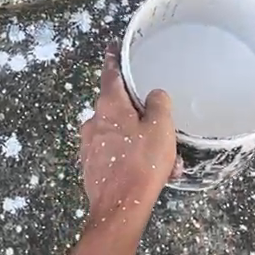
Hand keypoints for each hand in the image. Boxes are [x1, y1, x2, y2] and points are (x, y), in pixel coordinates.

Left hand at [79, 48, 177, 221]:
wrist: (119, 208)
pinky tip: (151, 174)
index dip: (113, 58)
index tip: (112, 46)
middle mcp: (93, 121)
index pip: (110, 73)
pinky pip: (115, 153)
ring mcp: (89, 144)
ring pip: (119, 133)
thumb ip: (158, 104)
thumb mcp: (160, 128)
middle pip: (117, 107)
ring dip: (140, 141)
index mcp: (108, 105)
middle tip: (161, 126)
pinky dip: (132, 157)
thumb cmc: (141, 163)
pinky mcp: (91, 165)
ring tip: (165, 161)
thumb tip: (153, 95)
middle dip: (139, 115)